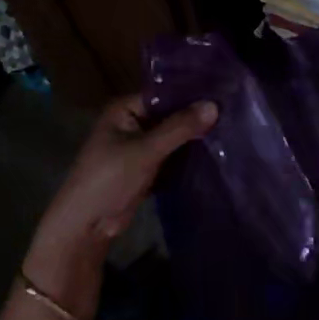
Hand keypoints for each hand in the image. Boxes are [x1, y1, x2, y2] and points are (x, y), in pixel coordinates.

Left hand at [21, 96, 216, 318]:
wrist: (86, 227)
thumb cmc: (108, 180)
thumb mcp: (145, 151)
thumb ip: (179, 128)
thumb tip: (215, 104)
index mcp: (124, 109)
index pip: (164, 94)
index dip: (191, 94)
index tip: (223, 93)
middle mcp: (132, 122)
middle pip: (170, 115)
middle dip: (195, 118)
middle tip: (233, 112)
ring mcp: (139, 146)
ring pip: (173, 137)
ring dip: (194, 138)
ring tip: (231, 129)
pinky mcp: (147, 168)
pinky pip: (172, 156)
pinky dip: (188, 156)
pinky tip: (217, 151)